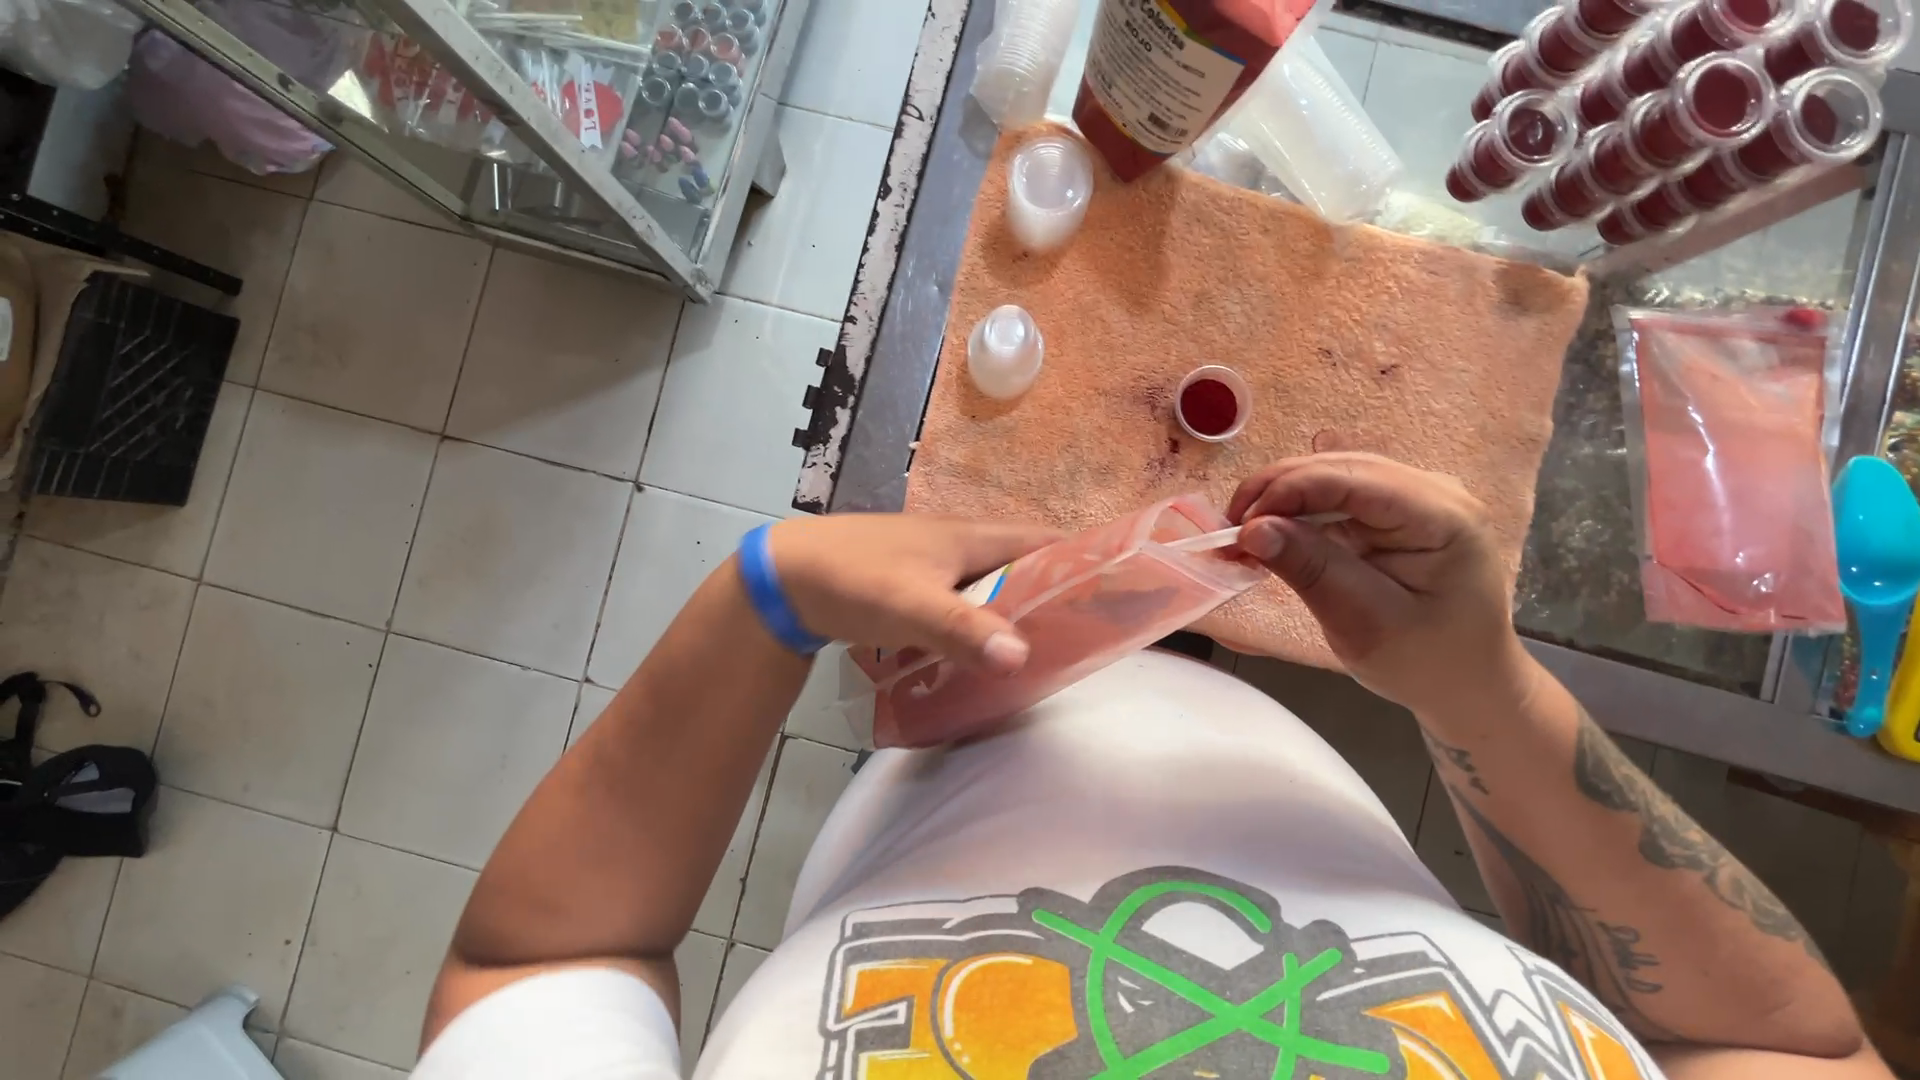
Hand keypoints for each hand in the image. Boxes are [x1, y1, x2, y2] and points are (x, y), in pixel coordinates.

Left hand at [767, 513, 1061, 673]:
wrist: (787, 577)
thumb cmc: (855, 578)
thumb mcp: (911, 605)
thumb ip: (963, 629)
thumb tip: (1021, 656)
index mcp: (972, 537)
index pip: (1046, 539)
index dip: (1083, 558)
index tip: (1112, 595)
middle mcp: (960, 544)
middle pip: (1023, 565)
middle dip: (1053, 595)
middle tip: (1080, 639)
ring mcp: (935, 564)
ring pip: (991, 586)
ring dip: (1014, 613)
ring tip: (1040, 654)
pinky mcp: (913, 585)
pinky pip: (962, 602)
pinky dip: (978, 623)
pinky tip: (981, 656)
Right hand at [1226, 453, 1533, 714]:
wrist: (1466, 684)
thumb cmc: (1425, 663)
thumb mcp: (1365, 624)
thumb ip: (1313, 570)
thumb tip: (1253, 529)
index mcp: (1441, 515)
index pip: (1350, 478)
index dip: (1286, 490)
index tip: (1236, 528)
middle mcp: (1431, 491)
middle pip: (1335, 468)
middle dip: (1273, 493)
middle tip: (1228, 534)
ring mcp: (1413, 497)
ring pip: (1329, 476)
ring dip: (1278, 501)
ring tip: (1241, 536)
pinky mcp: (1392, 512)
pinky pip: (1334, 497)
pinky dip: (1294, 514)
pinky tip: (1269, 536)